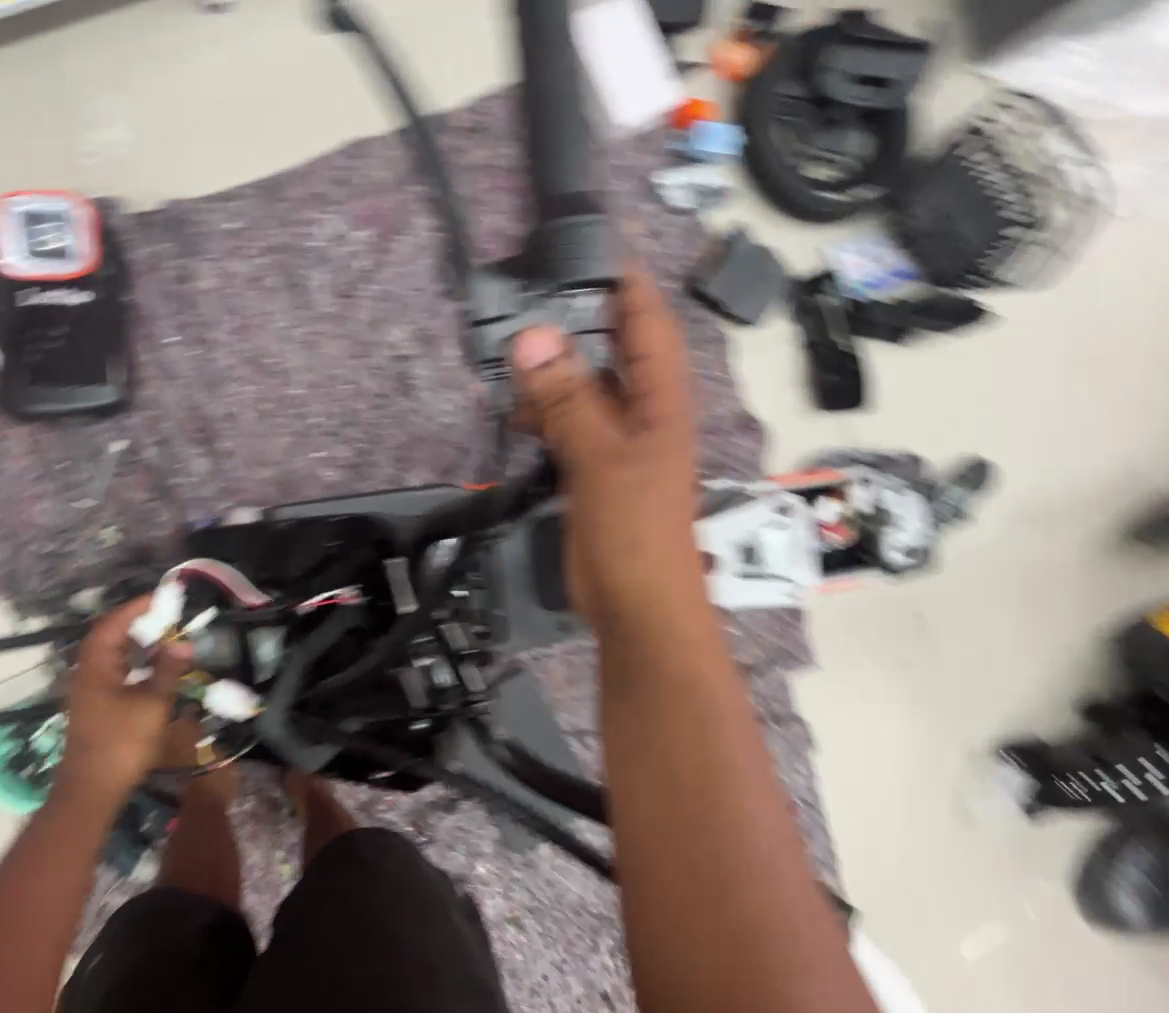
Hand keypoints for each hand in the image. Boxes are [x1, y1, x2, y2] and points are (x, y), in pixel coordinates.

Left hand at [57, 595, 193, 801]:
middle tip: (169, 615)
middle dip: (139, 623)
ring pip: (113, 656)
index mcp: (96, 665)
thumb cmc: (121, 743)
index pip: (115, 623)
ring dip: (137, 645)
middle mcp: (87, 672)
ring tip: (166, 637)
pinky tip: (154, 670)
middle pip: (111, 636)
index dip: (138, 607)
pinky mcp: (95, 707)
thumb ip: (168, 671)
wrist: (92, 790)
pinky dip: (134, 664)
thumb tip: (185, 643)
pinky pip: (115, 673)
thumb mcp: (152, 704)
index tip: (165, 597)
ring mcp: (88, 691)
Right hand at [508, 268, 702, 638]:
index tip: (581, 247)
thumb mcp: (601, 460)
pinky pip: (568, 425)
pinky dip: (543, 414)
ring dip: (551, 372)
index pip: (646, 321)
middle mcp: (643, 411)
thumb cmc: (635, 534)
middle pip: (611, 349)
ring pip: (583, 388)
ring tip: (507, 356)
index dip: (621, 281)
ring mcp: (617, 442)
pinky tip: (516, 413)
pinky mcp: (594, 470)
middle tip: (522, 298)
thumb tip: (533, 337)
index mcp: (661, 400)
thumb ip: (567, 399)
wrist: (638, 609)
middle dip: (573, 323)